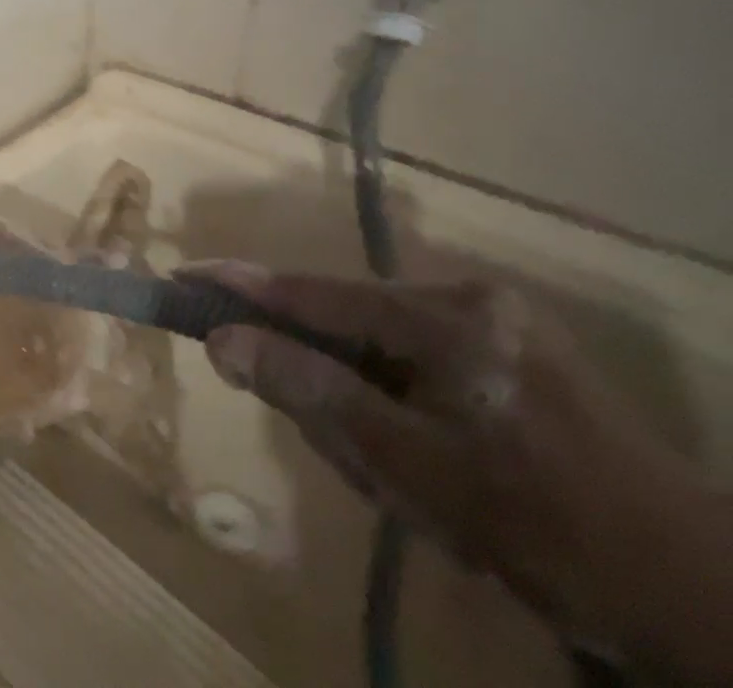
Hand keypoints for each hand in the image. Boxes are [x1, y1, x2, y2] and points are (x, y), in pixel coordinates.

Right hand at [186, 262, 707, 651]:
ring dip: (357, 399)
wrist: (684, 586)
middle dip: (316, 373)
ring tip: (391, 473)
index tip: (180, 277)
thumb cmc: (527, 518)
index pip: (313, 291)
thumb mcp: (398, 459)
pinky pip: (413, 364)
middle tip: (333, 447)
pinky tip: (417, 458)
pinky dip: (389, 402)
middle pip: (345, 320)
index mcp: (446, 315)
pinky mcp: (516, 358)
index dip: (238, 287)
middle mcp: (472, 301)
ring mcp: (500, 327)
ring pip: (377, 347)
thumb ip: (305, 389)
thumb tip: (222, 339)